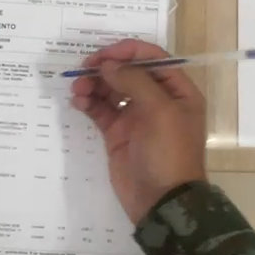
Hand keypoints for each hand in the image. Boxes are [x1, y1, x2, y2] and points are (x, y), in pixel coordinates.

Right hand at [69, 39, 208, 224]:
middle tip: (83, 70)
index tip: (103, 55)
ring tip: (77, 89)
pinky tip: (78, 102)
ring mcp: (136, 117)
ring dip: (94, 85)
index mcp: (177, 91)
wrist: (161, 201)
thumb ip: (134, 82)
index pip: (153, 58)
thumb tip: (108, 64)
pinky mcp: (117, 134)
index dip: (128, 52)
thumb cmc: (169, 153)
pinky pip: (100, 111)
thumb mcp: (159, 112)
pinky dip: (89, 103)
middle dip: (106, 68)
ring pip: (111, 90)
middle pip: (128, 72)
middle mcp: (157, 100)